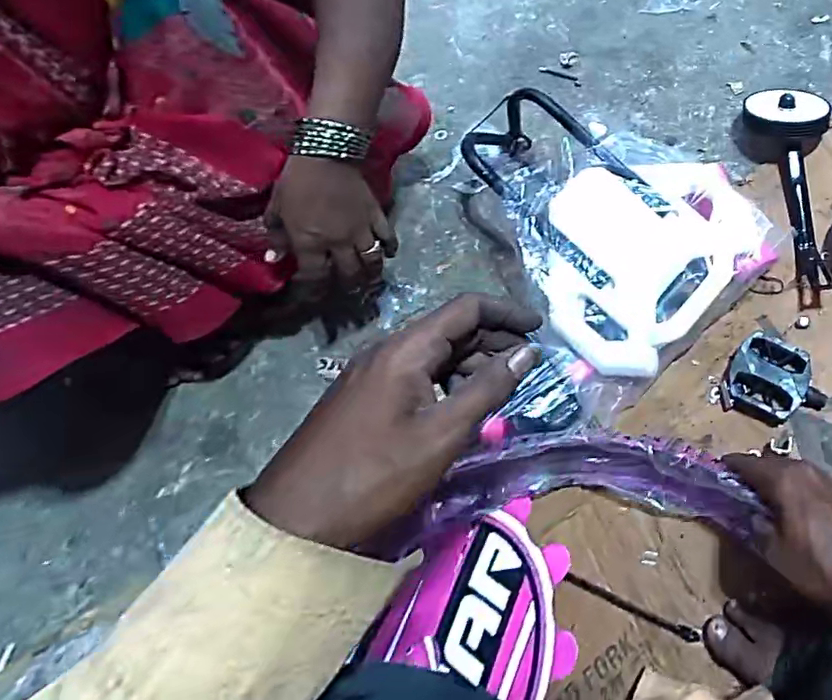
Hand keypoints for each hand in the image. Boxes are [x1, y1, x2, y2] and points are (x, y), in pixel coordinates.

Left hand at [242, 294, 541, 548]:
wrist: (291, 524)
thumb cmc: (374, 476)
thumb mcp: (442, 434)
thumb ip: (488, 388)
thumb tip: (528, 353)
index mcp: (406, 348)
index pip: (467, 308)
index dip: (507, 313)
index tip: (540, 328)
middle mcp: (388, 349)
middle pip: (451, 328)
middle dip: (494, 340)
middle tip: (527, 365)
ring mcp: (371, 372)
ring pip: (434, 352)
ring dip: (472, 363)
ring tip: (501, 388)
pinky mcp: (363, 395)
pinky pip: (416, 372)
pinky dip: (447, 380)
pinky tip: (461, 406)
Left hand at [265, 154, 394, 288]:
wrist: (327, 155)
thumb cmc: (296, 181)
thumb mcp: (276, 209)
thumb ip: (277, 237)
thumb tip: (275, 260)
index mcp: (310, 242)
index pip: (314, 277)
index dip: (314, 290)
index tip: (314, 295)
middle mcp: (338, 242)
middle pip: (348, 273)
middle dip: (348, 285)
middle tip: (348, 289)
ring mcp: (361, 230)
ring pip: (372, 260)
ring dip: (371, 273)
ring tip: (370, 279)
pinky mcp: (377, 216)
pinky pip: (388, 237)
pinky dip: (390, 248)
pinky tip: (389, 253)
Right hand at [725, 452, 831, 634]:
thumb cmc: (818, 568)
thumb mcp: (775, 553)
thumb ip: (752, 525)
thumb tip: (737, 510)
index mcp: (785, 479)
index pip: (748, 463)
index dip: (730, 466)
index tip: (717, 470)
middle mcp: (804, 468)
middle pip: (769, 461)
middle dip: (751, 471)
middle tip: (737, 487)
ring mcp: (824, 475)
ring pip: (789, 467)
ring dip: (773, 476)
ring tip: (762, 494)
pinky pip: (806, 476)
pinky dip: (793, 483)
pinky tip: (791, 502)